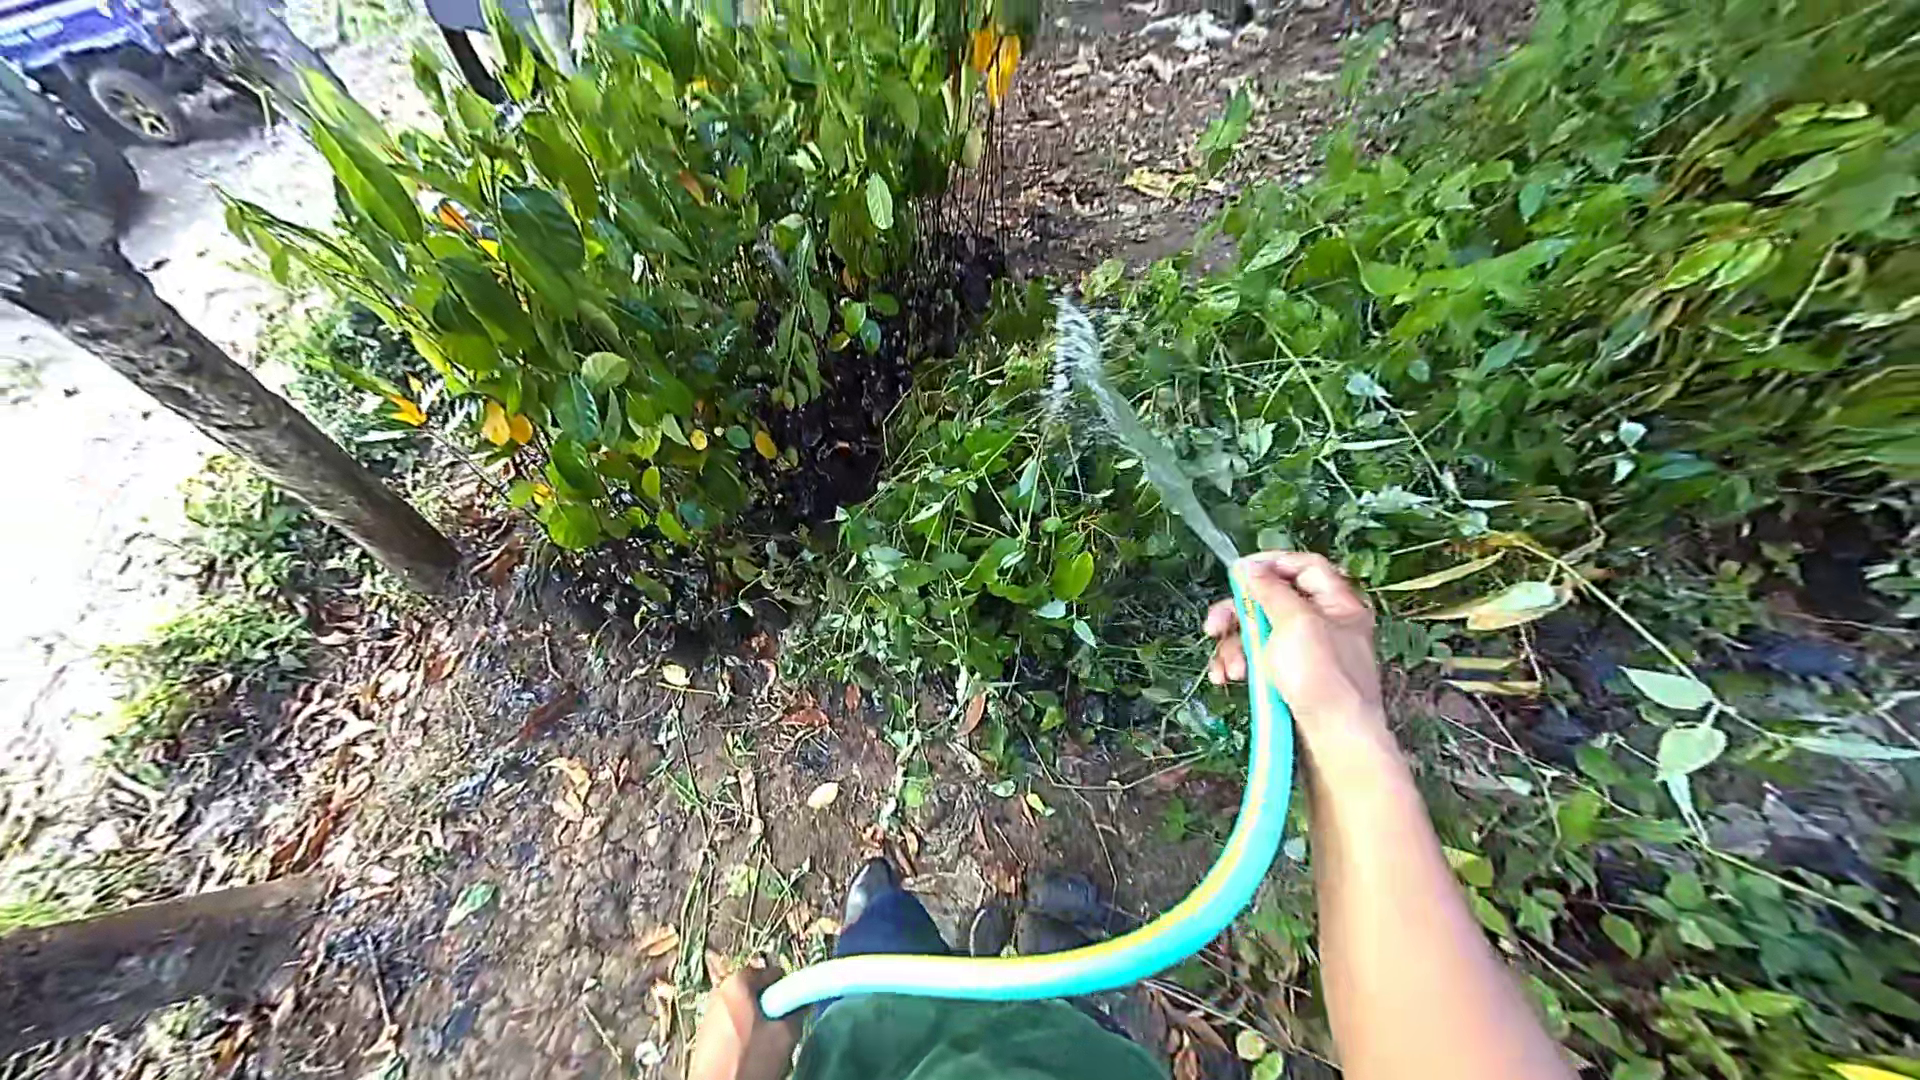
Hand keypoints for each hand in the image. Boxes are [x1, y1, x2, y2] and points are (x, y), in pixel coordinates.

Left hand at [687, 962, 799, 1079]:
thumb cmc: (748, 1062)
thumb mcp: (785, 1035)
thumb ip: (799, 1011)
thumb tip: (805, 1002)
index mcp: (738, 981)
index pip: (774, 972)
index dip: (788, 991)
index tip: (791, 1012)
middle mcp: (720, 989)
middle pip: (759, 991)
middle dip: (771, 1008)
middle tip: (778, 1030)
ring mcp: (710, 1012)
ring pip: (746, 1010)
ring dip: (757, 1023)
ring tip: (763, 1045)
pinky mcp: (704, 1034)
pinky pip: (733, 1024)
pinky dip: (743, 1034)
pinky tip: (747, 1054)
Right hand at [1203, 552, 1387, 748]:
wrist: (1333, 740)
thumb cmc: (1320, 676)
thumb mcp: (1294, 623)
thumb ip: (1269, 590)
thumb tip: (1247, 566)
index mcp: (1336, 604)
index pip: (1305, 565)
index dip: (1271, 563)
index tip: (1238, 573)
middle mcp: (1321, 623)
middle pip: (1270, 599)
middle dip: (1237, 614)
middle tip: (1213, 627)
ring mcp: (1304, 651)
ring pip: (1256, 631)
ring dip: (1233, 647)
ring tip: (1229, 669)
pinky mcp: (1288, 675)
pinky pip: (1256, 657)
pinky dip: (1238, 664)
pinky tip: (1226, 678)